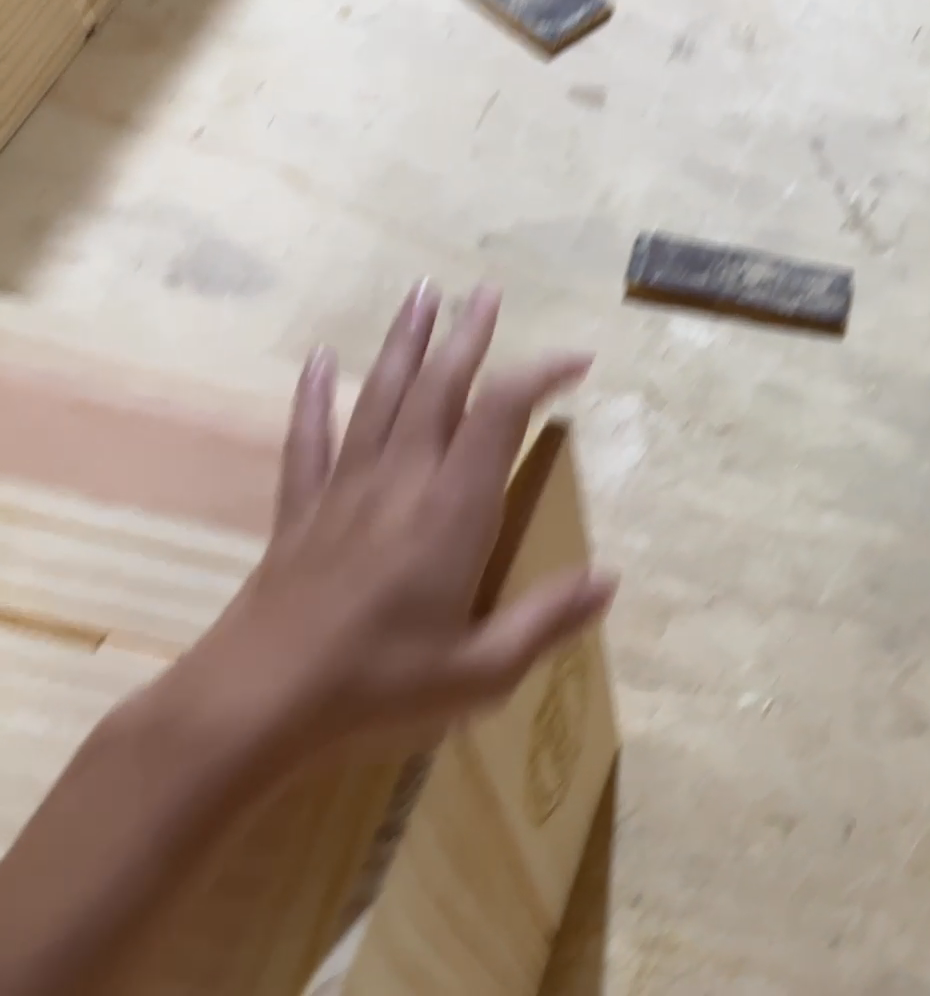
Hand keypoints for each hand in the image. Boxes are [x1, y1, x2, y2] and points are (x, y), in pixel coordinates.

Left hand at [163, 282, 616, 764]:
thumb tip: (611, 580)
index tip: (578, 361)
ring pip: (381, 400)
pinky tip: (323, 361)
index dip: (539, 376)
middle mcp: (401, 483)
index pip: (500, 417)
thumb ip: (549, 619)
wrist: (250, 706)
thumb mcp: (485, 669)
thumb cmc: (379, 686)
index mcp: (452, 511)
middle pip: (438, 390)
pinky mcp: (302, 511)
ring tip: (423, 296)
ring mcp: (346, 491)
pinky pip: (311, 439)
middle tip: (487, 292)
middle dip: (468, 338)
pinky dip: (317, 396)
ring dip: (406, 346)